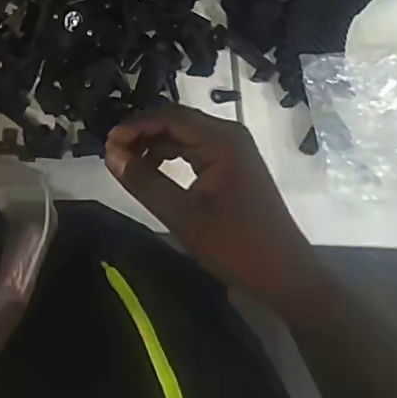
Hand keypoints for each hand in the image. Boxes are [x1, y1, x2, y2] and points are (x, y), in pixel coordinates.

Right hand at [104, 105, 317, 295]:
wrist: (290, 280)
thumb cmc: (238, 247)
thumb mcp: (183, 216)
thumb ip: (144, 182)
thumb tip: (110, 155)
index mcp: (221, 140)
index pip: (168, 117)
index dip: (134, 126)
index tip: (107, 142)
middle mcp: (228, 134)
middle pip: (174, 120)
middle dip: (141, 133)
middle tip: (112, 151)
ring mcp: (233, 148)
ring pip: (182, 133)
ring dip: (153, 144)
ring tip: (126, 162)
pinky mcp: (232, 163)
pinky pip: (193, 147)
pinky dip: (169, 154)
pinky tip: (152, 170)